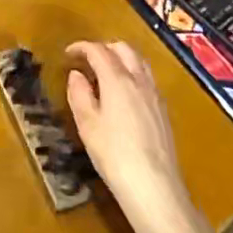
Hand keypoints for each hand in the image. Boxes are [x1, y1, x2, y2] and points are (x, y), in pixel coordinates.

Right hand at [66, 41, 191, 222]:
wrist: (154, 185)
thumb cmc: (113, 154)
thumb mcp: (87, 124)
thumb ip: (79, 94)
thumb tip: (76, 74)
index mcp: (118, 80)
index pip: (99, 51)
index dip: (82, 47)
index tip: (68, 53)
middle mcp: (140, 80)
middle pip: (124, 49)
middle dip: (104, 48)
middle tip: (86, 60)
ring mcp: (155, 95)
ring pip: (139, 61)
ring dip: (121, 58)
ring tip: (104, 73)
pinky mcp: (163, 110)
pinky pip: (147, 78)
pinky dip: (132, 73)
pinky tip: (123, 94)